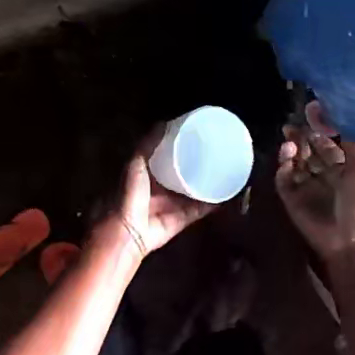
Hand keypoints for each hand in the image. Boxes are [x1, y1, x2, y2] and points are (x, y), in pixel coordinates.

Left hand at [105, 128, 215, 258]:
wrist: (130, 231)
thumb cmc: (129, 194)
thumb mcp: (135, 164)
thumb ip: (147, 145)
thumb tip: (163, 123)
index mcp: (145, 175)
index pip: (163, 158)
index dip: (175, 148)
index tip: (191, 136)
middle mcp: (159, 190)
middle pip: (179, 175)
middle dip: (193, 166)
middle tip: (212, 152)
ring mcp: (171, 205)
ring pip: (192, 192)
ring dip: (205, 184)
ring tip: (223, 169)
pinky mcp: (182, 219)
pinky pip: (199, 210)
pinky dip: (212, 203)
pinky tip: (226, 193)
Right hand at [276, 101, 354, 263]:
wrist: (351, 239)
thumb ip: (352, 145)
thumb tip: (338, 122)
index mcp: (345, 169)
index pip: (327, 145)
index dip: (319, 131)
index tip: (310, 115)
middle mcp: (324, 176)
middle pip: (308, 151)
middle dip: (300, 138)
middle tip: (291, 126)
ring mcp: (307, 188)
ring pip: (294, 163)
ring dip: (291, 150)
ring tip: (289, 141)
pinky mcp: (292, 200)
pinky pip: (283, 180)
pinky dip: (282, 166)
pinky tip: (286, 155)